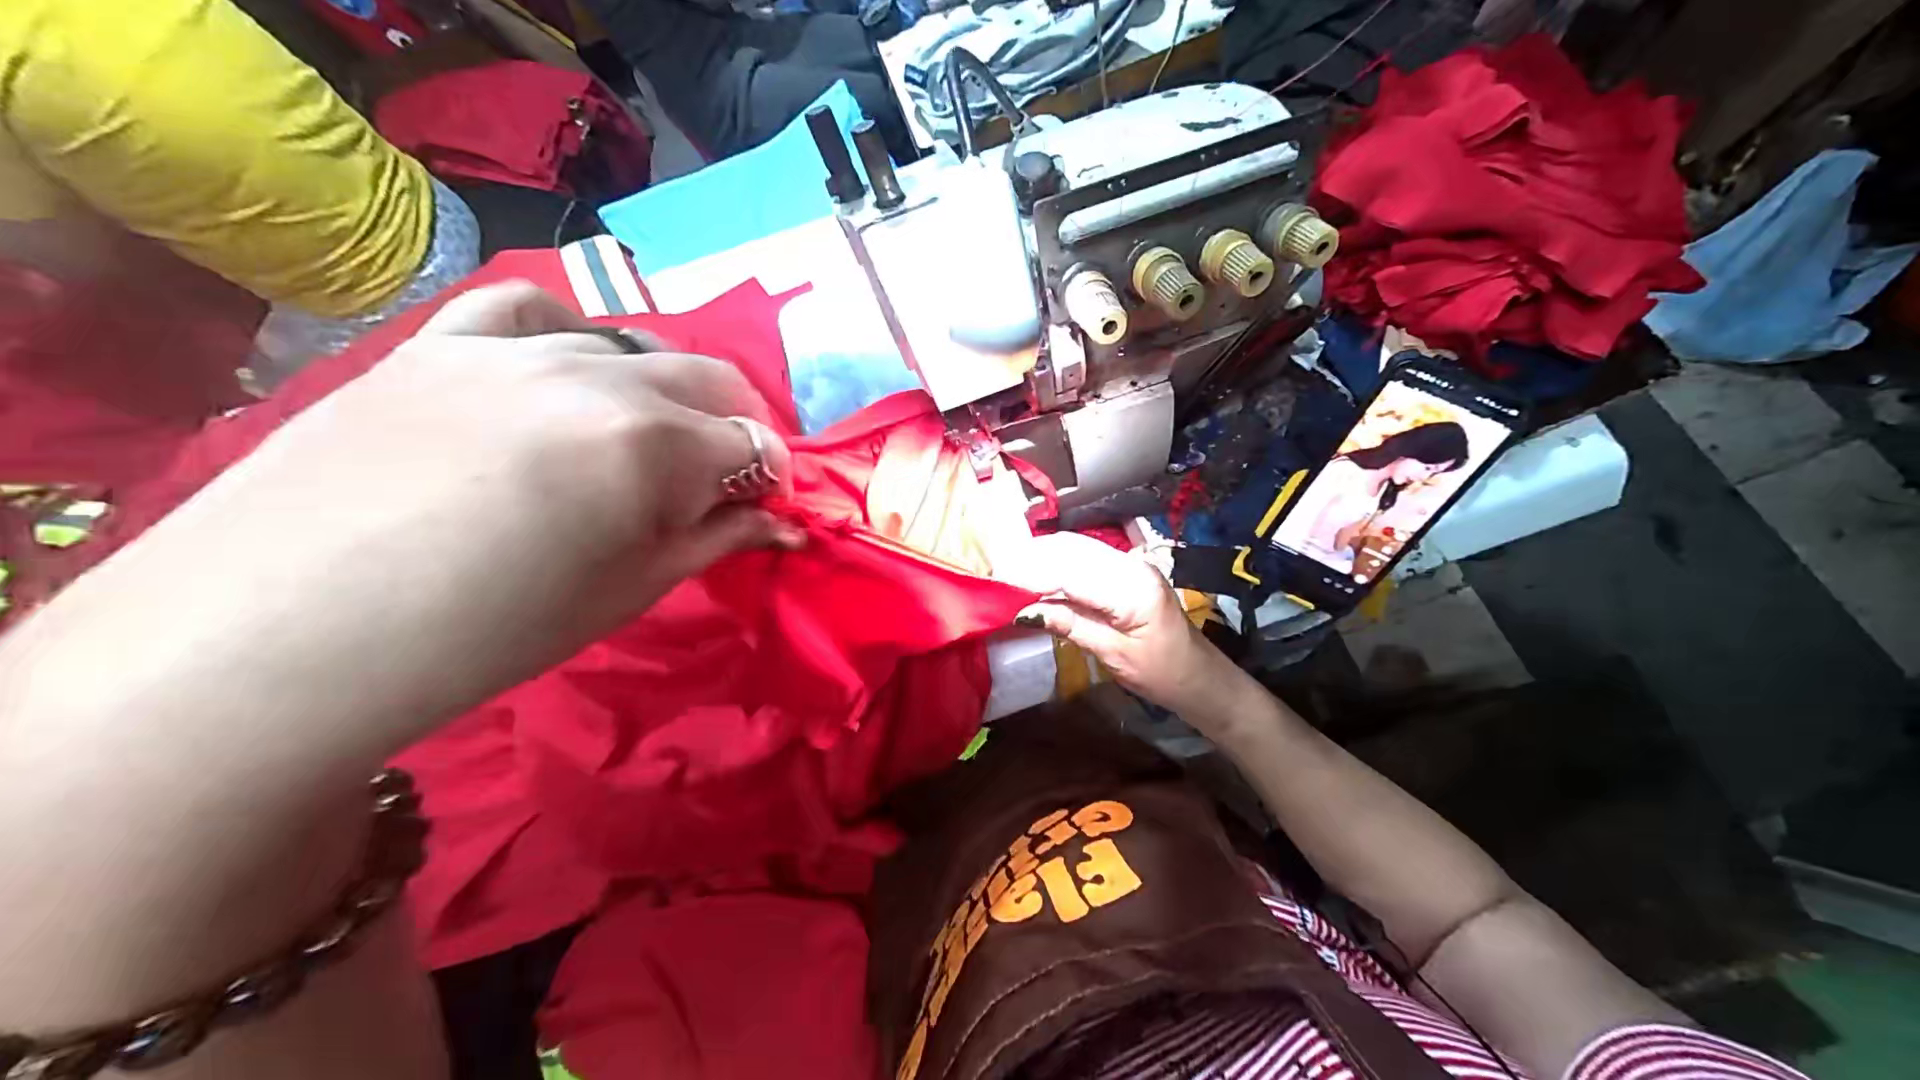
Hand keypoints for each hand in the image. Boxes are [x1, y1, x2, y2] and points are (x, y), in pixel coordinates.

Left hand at [45, 281, 803, 748]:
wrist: (290, 634)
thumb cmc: (492, 634)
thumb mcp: (631, 592)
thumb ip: (716, 540)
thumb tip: (780, 522)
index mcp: (652, 445)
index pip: (753, 442)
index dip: (771, 478)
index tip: (762, 508)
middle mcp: (598, 375)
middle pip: (710, 379)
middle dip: (734, 427)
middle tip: (718, 481)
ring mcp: (515, 347)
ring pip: (633, 344)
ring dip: (664, 390)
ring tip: (642, 438)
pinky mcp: (442, 340)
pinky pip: (530, 309)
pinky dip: (570, 334)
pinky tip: (566, 368)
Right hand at [998, 532, 1235, 715]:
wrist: (1201, 676)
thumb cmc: (1163, 675)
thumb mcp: (1114, 656)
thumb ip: (1070, 626)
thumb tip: (1025, 611)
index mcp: (1132, 588)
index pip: (1071, 572)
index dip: (1031, 574)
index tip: (996, 580)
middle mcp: (1131, 565)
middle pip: (1071, 549)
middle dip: (1029, 559)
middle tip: (994, 574)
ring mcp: (1130, 564)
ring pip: (1074, 548)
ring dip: (1039, 558)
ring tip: (1007, 573)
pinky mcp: (1125, 569)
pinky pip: (1084, 558)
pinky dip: (1056, 564)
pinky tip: (1036, 576)